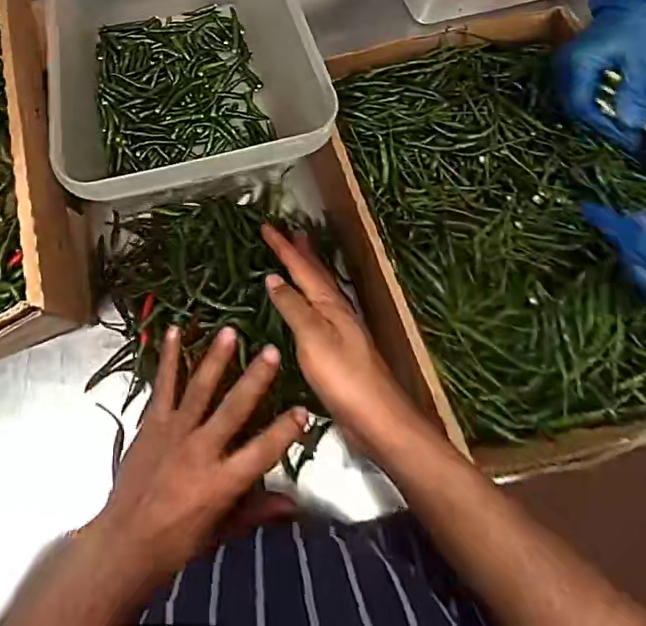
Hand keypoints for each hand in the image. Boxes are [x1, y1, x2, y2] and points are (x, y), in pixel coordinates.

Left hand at [85, 324, 307, 588]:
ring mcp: (174, 433)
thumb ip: (258, 511)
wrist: (123, 543)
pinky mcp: (152, 423)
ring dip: (215, 358)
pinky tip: (173, 331)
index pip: (261, 452)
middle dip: (255, 380)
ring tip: (229, 331)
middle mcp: (200, 451)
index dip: (284, 432)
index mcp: (221, 483)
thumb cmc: (176, 543)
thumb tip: (296, 504)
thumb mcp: (222, 531)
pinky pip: (163, 386)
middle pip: (233, 410)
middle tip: (272, 351)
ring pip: (199, 389)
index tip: (303, 410)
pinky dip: (169, 357)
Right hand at [260, 224, 424, 449]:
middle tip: (290, 230)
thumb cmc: (344, 378)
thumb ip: (293, 307)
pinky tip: (307, 303)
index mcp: (331, 304)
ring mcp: (341, 329)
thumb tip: (274, 278)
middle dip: (301, 251)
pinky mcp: (340, 348)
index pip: (302, 268)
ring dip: (308, 269)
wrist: (379, 419)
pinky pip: (320, 308)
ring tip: (299, 253)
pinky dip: (309, 295)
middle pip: (316, 273)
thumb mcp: (313, 338)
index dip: (283, 248)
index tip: (266, 226)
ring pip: (320, 288)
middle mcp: (338, 310)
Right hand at [553, 0, 645, 148]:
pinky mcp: (575, 60)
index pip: (581, 106)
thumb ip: (631, 96)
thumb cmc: (642, 31)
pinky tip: (608, 108)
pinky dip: (591, 101)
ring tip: (615, 126)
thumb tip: (627, 126)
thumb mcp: (642, 65)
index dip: (601, 126)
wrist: (641, 2)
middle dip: (596, 123)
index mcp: (578, 65)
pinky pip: (576, 87)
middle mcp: (565, 64)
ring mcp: (567, 61)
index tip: (624, 139)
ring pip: (573, 97)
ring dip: (592, 113)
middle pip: (573, 104)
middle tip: (620, 137)